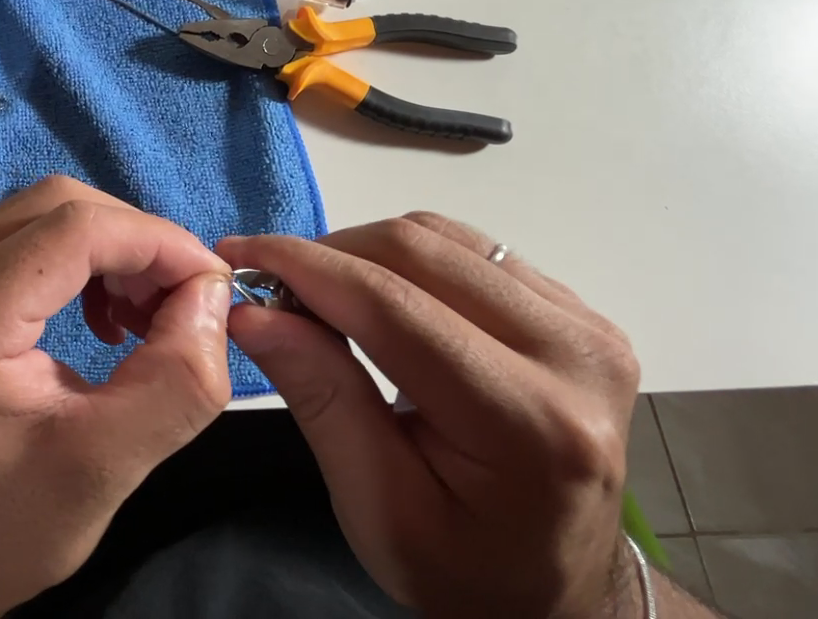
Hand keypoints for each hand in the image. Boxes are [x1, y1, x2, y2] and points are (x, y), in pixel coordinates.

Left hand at [0, 176, 234, 617]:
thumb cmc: (3, 527)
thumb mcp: (104, 468)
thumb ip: (175, 380)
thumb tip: (213, 295)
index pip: (74, 228)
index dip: (157, 242)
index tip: (214, 286)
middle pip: (59, 206)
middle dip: (136, 243)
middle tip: (183, 306)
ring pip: (44, 214)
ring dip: (111, 250)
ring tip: (146, 318)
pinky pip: (25, 237)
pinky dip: (80, 260)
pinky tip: (102, 317)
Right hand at [222, 215, 642, 618]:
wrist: (557, 586)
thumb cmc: (460, 565)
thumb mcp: (374, 506)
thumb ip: (320, 398)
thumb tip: (250, 311)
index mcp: (530, 423)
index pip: (391, 305)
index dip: (301, 267)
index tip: (233, 256)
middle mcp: (575, 355)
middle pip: (413, 251)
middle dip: (322, 256)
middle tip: (269, 287)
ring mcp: (584, 323)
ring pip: (434, 234)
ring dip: (358, 253)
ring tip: (320, 299)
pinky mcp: (575, 309)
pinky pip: (463, 245)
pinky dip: (398, 257)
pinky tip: (376, 297)